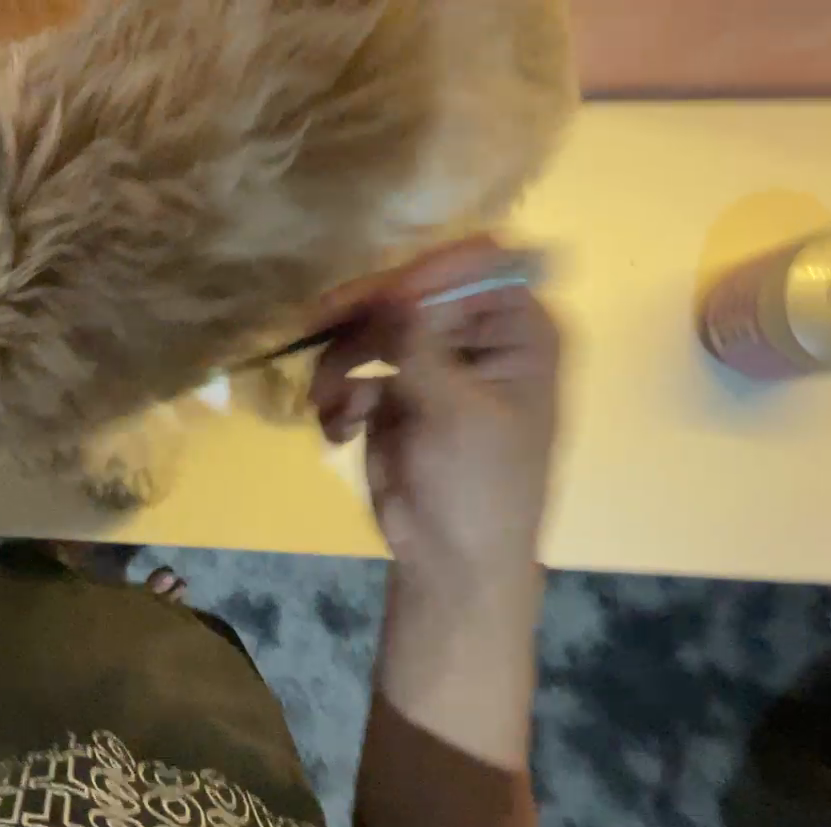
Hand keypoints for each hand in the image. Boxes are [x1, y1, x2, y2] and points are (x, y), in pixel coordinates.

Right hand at [308, 239, 560, 594]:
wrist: (449, 556)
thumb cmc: (478, 486)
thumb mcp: (458, 413)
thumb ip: (423, 347)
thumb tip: (397, 287)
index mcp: (514, 331)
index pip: (475, 267)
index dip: (426, 273)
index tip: (380, 300)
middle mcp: (470, 340)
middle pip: (408, 296)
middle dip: (362, 320)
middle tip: (315, 329)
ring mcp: (426, 369)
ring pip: (368, 336)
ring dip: (339, 367)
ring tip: (328, 406)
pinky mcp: (388, 400)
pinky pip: (350, 378)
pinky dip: (336, 403)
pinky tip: (337, 433)